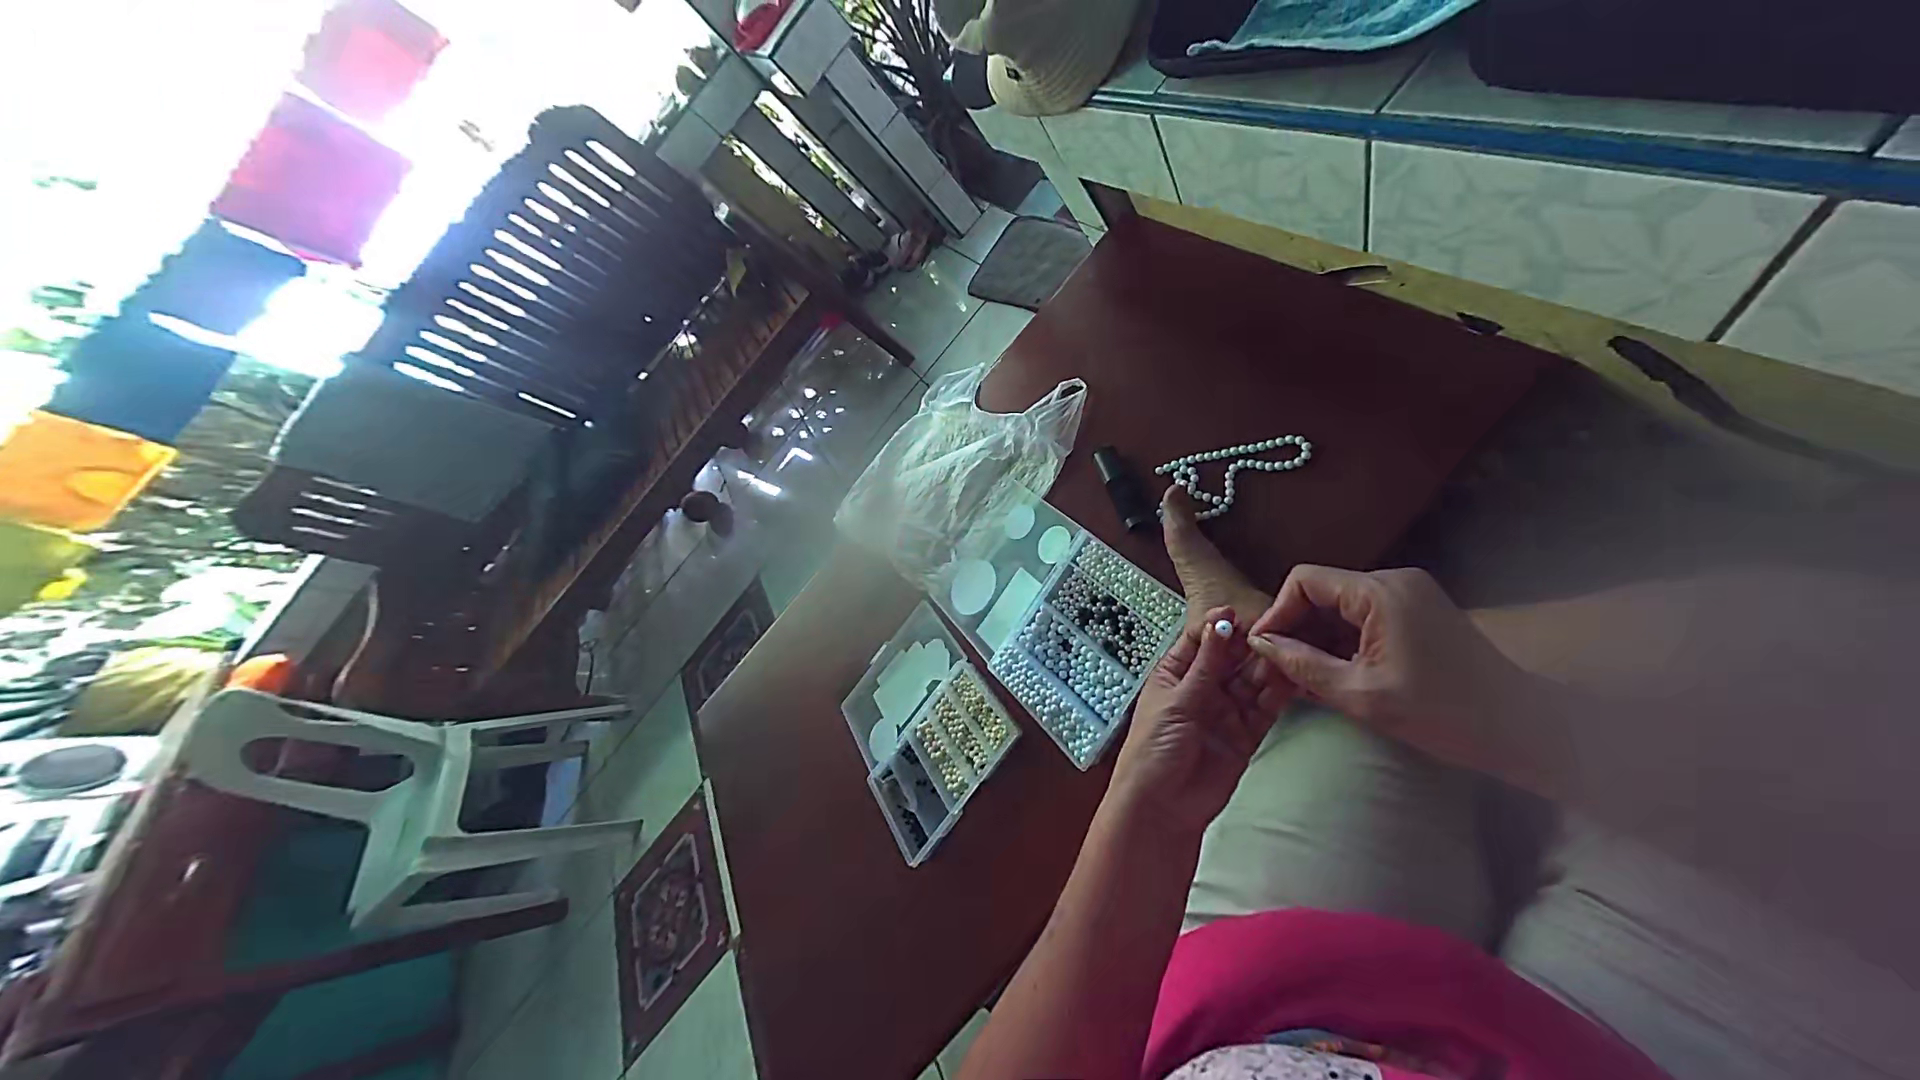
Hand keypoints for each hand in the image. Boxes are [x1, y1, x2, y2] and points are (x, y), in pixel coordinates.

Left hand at [1111, 606, 1290, 831]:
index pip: (1198, 641)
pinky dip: (1278, 694)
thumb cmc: (1154, 749)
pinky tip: (1295, 675)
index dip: (1217, 626)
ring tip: (1290, 647)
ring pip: (1250, 681)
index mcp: (1173, 674)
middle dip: (1248, 644)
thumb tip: (1219, 624)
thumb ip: (1205, 665)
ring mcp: (1224, 710)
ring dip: (1267, 666)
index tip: (1239, 611)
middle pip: (1229, 659)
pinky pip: (1264, 708)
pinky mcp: (1245, 733)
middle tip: (1276, 626)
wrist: (1162, 807)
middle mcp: (1200, 688)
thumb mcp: (1178, 701)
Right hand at [1246, 566, 1538, 767]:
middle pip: (1320, 592)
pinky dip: (1340, 640)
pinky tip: (1330, 672)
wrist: (1526, 730)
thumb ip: (1302, 665)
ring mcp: (1408, 595)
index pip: (1304, 581)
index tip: (1262, 648)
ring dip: (1315, 637)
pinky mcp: (1416, 611)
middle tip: (1276, 666)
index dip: (1276, 612)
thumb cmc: (1444, 714)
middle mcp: (1393, 582)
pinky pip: (1361, 616)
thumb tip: (1260, 644)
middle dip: (1294, 628)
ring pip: (1338, 606)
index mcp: (1380, 593)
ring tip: (1300, 675)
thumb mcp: (1360, 694)